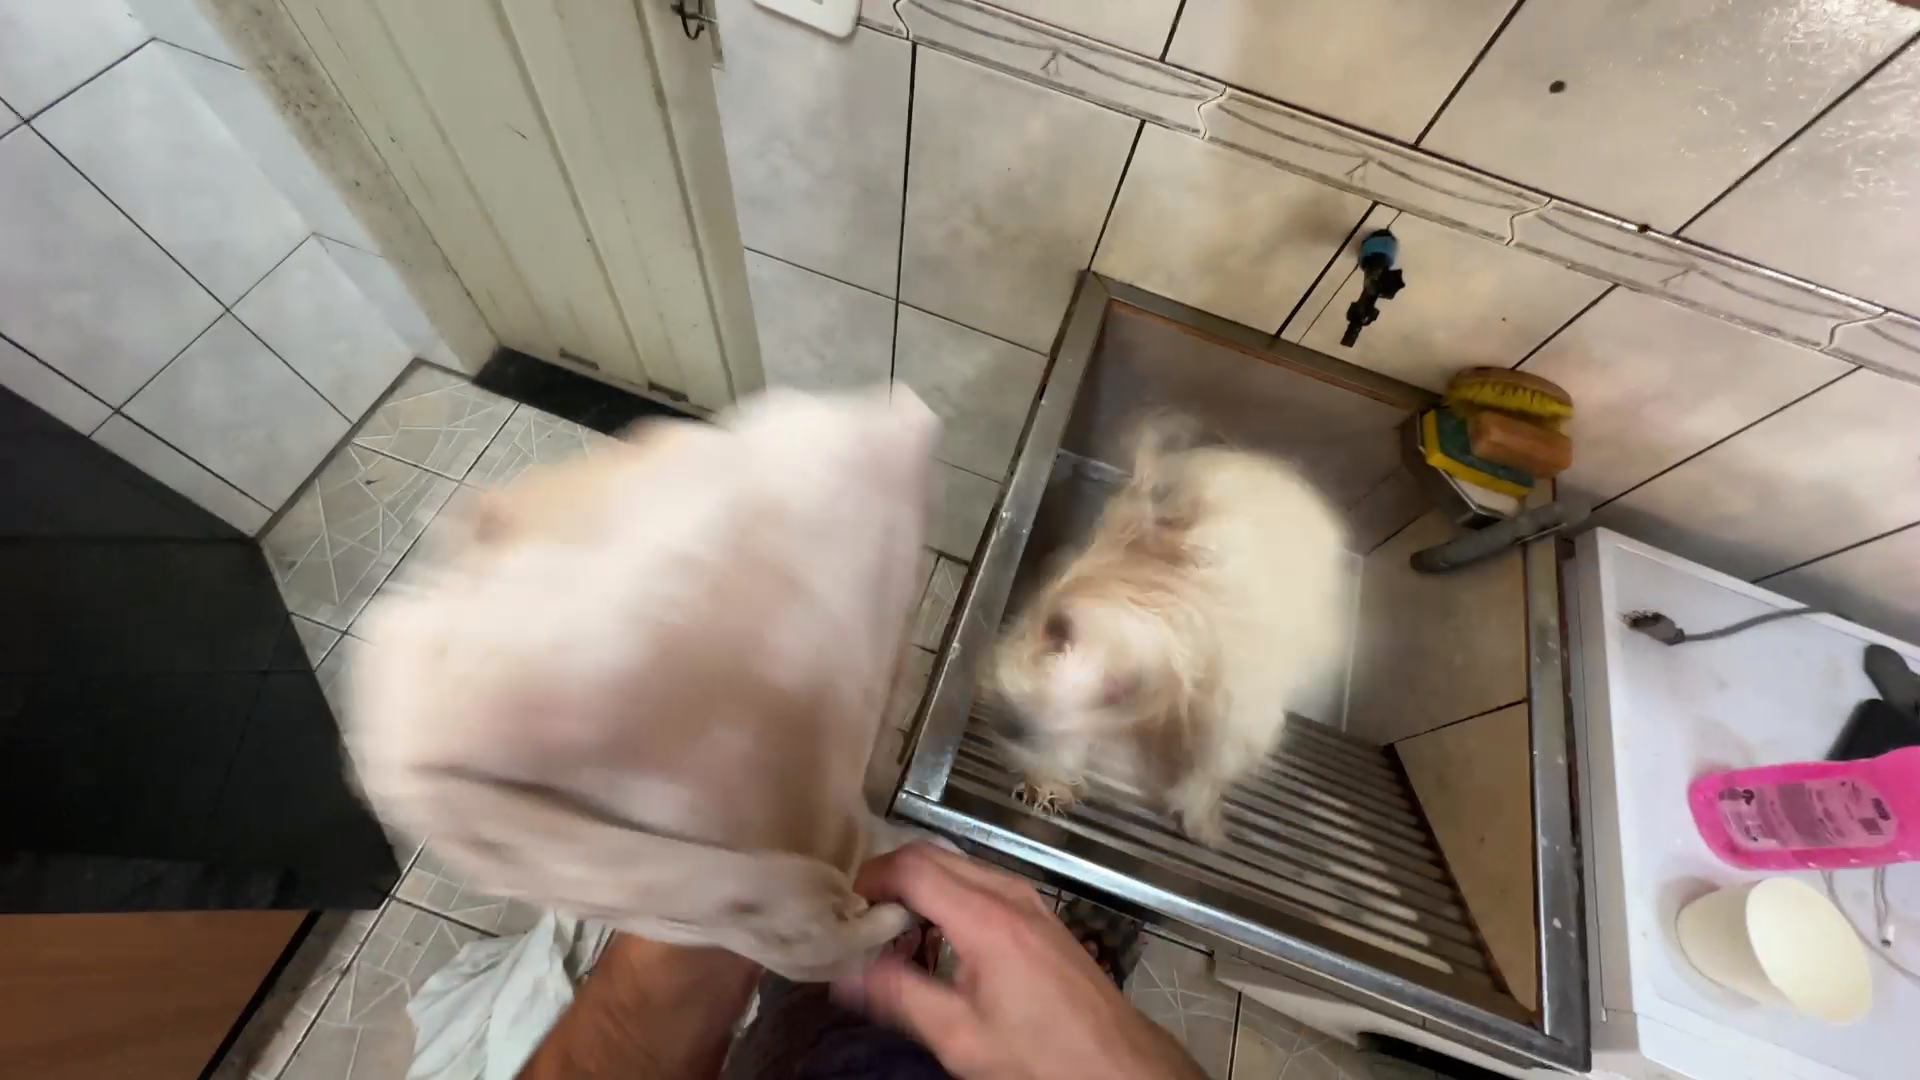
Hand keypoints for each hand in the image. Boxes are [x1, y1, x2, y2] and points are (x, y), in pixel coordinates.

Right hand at [832, 843, 1206, 1079]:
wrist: (1118, 1060)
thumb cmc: (1040, 1056)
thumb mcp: (963, 1039)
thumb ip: (901, 998)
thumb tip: (844, 975)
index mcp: (985, 916)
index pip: (913, 867)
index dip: (872, 879)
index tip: (848, 911)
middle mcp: (1005, 889)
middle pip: (931, 853)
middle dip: (890, 877)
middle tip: (865, 923)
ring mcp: (1023, 893)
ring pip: (954, 862)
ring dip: (918, 885)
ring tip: (897, 936)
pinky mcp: (1033, 905)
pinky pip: (977, 878)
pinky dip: (945, 892)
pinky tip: (939, 937)